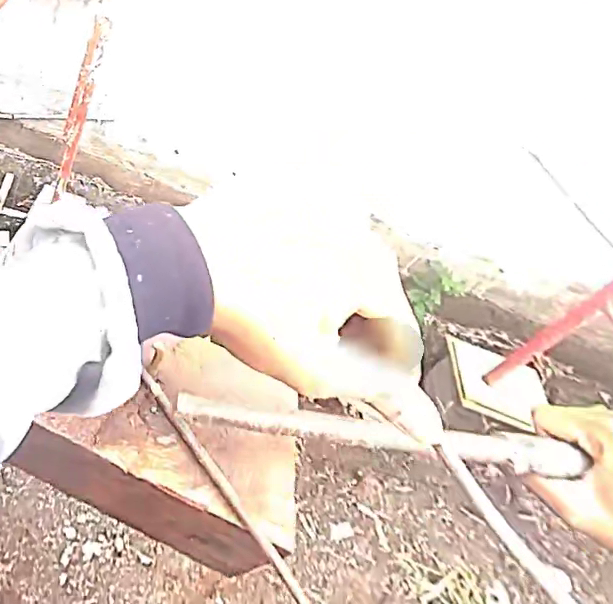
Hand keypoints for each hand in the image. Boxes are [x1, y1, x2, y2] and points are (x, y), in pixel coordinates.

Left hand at [177, 188, 422, 403]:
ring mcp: (324, 199)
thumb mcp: (315, 368)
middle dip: (356, 322)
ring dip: (333, 283)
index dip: (387, 369)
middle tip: (319, 342)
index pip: (403, 332)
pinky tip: (281, 262)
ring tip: (290, 301)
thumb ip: (378, 393)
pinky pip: (319, 223)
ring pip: (348, 256)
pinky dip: (309, 247)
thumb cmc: (247, 313)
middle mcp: (356, 224)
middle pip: (376, 291)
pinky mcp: (296, 185)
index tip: (365, 381)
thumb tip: (427, 425)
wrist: (185, 263)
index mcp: (370, 269)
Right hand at [526, 405, 612, 563]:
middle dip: (581, 446)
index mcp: (610, 432)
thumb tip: (520, 463)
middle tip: (596, 482)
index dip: (549, 442)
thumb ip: (540, 481)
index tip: (562, 463)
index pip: (552, 416)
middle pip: (583, 419)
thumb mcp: (580, 512)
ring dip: (609, 449)